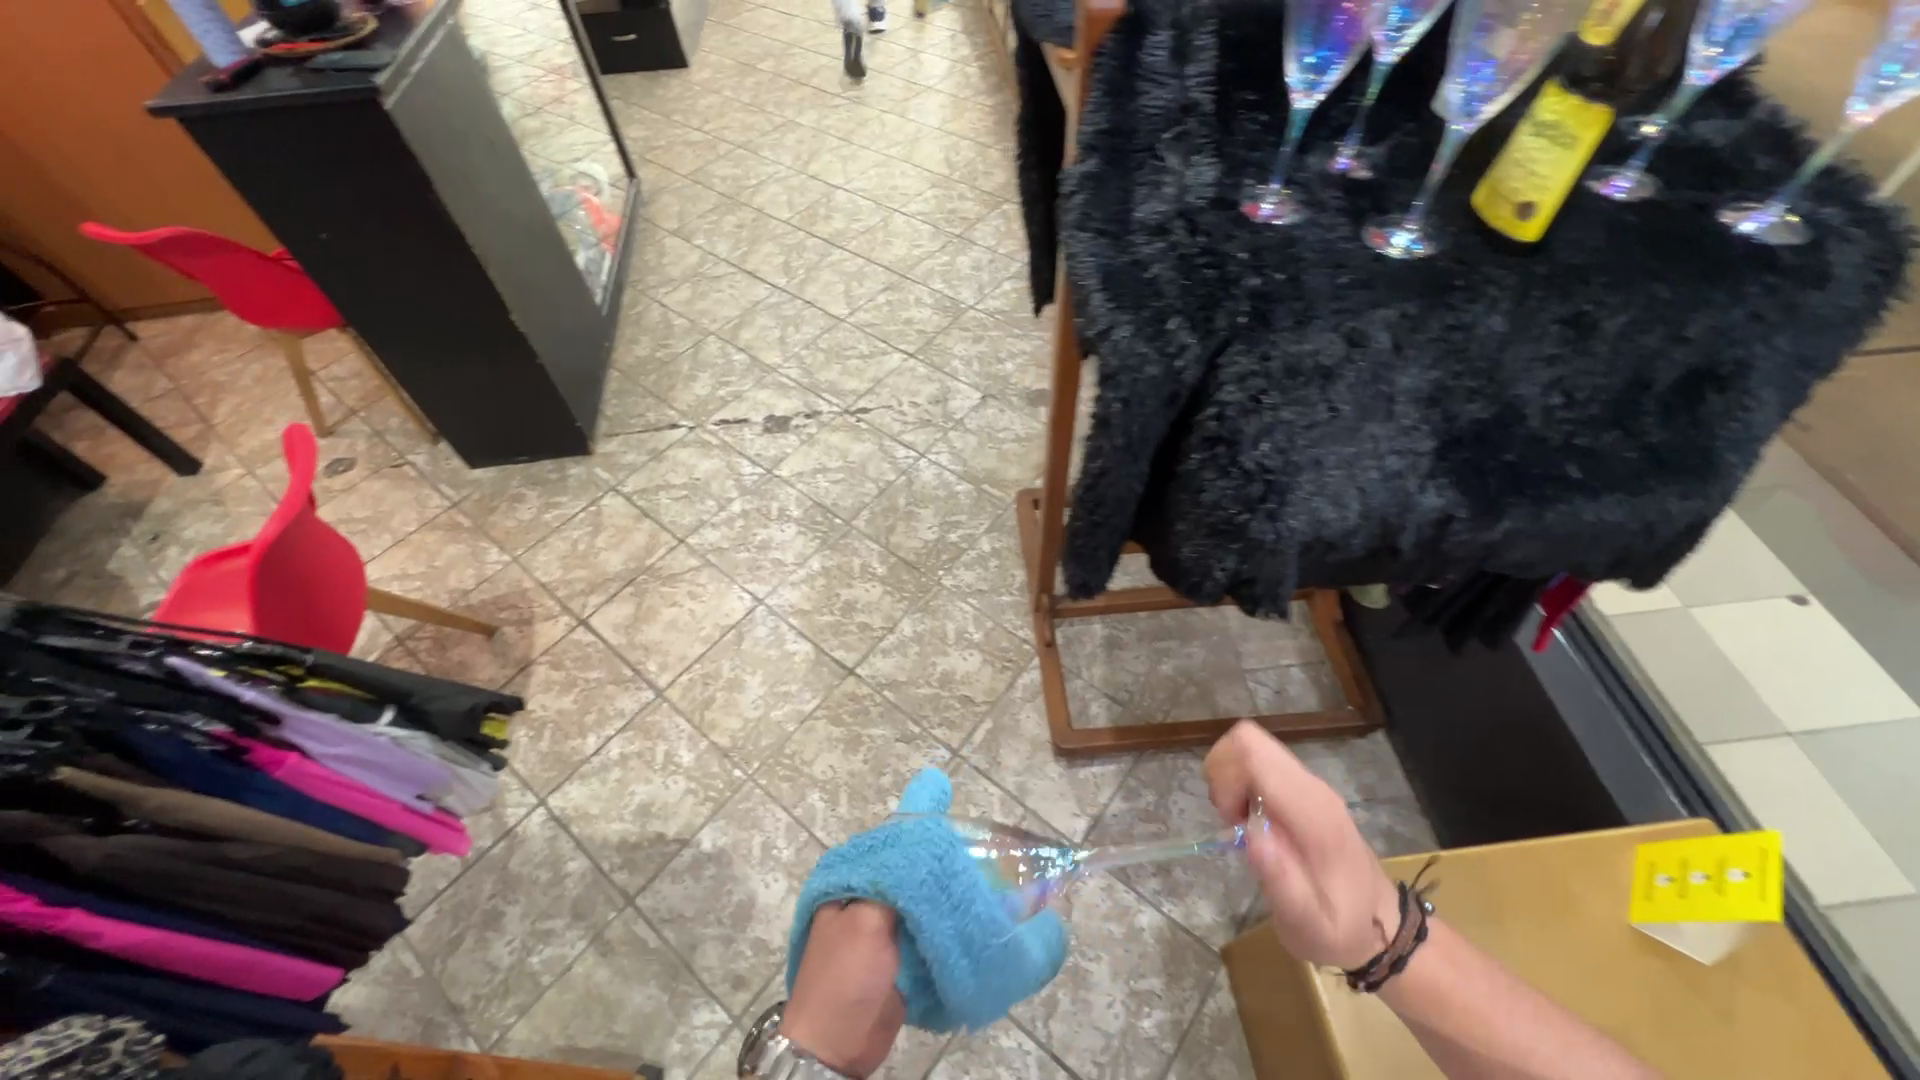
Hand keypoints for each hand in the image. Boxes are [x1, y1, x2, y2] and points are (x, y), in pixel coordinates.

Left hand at [786, 768, 1067, 1034]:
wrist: (834, 1044)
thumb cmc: (846, 975)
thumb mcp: (870, 918)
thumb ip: (903, 875)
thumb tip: (932, 821)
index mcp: (857, 878)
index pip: (898, 835)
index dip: (923, 811)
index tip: (943, 785)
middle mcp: (872, 895)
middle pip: (920, 865)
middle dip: (953, 855)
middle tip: (992, 844)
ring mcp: (889, 929)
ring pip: (932, 898)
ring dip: (961, 891)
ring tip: (1001, 879)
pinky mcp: (906, 959)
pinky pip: (937, 931)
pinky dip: (959, 925)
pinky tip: (987, 922)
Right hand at [1204, 720, 1398, 968]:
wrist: (1382, 927)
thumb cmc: (1342, 929)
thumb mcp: (1310, 927)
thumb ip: (1282, 883)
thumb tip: (1252, 835)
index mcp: (1313, 813)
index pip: (1254, 755)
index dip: (1226, 779)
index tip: (1231, 822)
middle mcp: (1312, 788)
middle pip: (1248, 740)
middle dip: (1222, 775)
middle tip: (1231, 820)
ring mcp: (1309, 785)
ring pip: (1250, 747)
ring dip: (1229, 780)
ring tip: (1239, 823)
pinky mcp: (1302, 790)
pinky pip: (1258, 762)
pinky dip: (1239, 783)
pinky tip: (1250, 821)